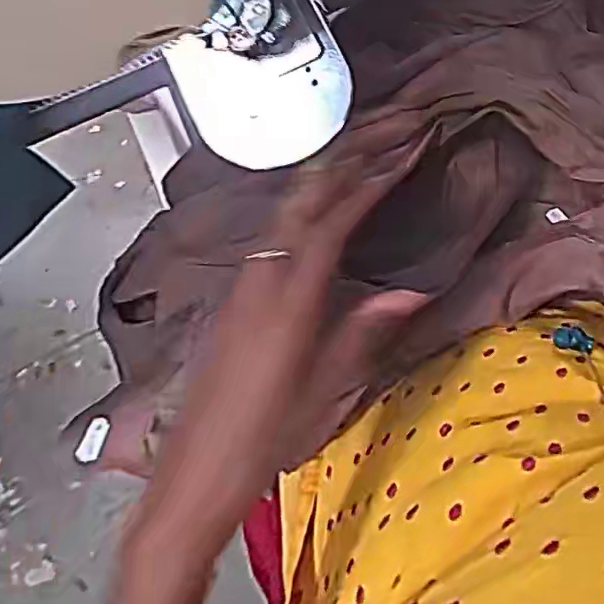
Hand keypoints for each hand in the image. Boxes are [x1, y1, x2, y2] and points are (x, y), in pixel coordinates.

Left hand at [124, 109, 432, 564]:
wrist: (190, 478)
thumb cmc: (261, 439)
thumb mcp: (325, 387)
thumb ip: (365, 328)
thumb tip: (412, 289)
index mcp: (288, 297)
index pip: (336, 217)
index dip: (376, 176)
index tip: (409, 148)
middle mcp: (260, 274)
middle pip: (308, 191)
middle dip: (355, 151)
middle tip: (395, 125)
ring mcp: (243, 276)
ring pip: (289, 199)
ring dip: (332, 165)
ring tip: (368, 140)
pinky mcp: (237, 286)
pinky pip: (279, 219)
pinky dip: (311, 191)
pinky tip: (326, 188)